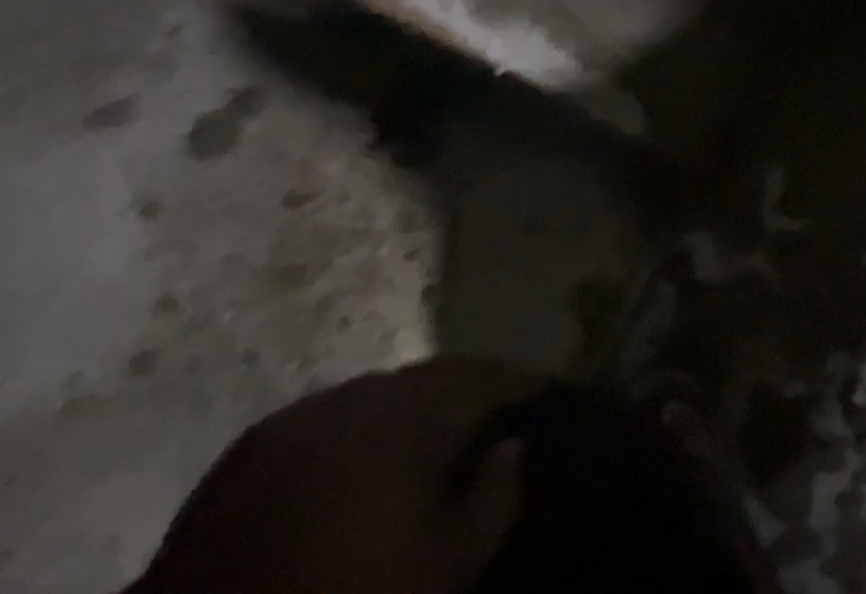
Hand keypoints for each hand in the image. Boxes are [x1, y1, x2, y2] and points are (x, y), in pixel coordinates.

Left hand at [133, 358, 544, 593]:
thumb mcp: (451, 560)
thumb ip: (496, 495)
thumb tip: (509, 447)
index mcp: (404, 421)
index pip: (481, 378)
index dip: (519, 382)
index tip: (547, 391)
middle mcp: (349, 402)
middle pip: (427, 376)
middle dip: (468, 386)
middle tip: (499, 406)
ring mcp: (291, 421)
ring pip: (375, 390)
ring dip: (413, 402)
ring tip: (439, 427)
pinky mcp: (247, 449)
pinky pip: (327, 415)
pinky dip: (362, 422)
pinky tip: (370, 452)